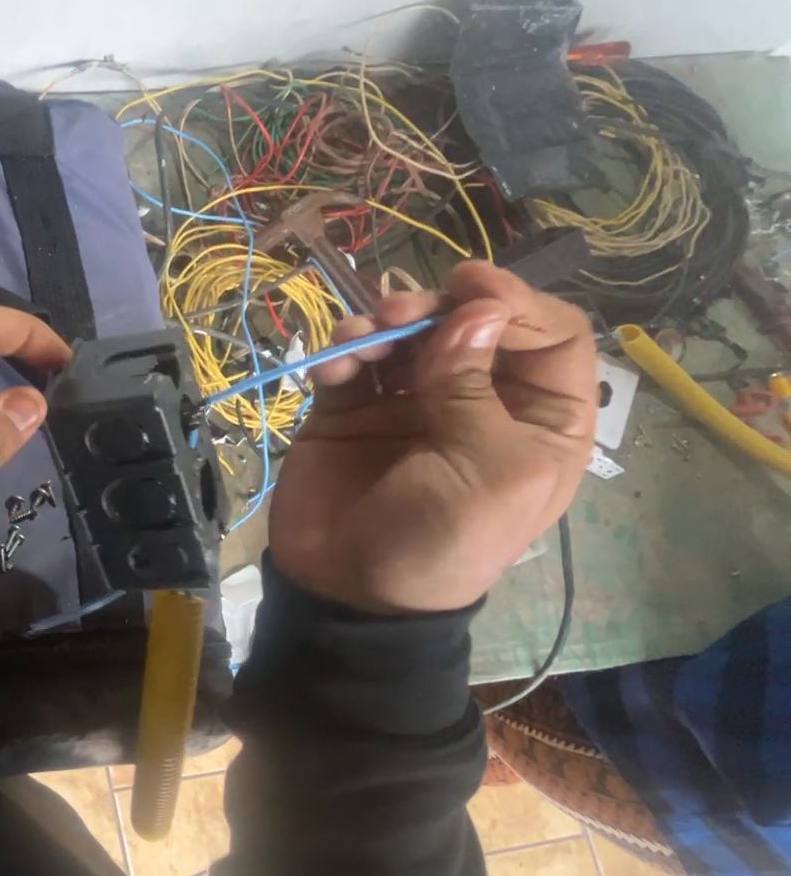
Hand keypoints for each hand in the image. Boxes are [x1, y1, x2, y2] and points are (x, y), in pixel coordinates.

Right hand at [268, 261, 597, 613]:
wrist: (349, 586)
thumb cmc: (440, 538)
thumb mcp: (486, 469)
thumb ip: (474, 391)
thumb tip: (470, 313)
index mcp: (537, 417)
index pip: (546, 335)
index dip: (513, 304)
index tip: (466, 289)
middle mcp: (474, 401)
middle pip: (468, 326)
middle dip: (435, 309)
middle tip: (399, 312)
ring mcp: (405, 405)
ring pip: (405, 338)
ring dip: (383, 325)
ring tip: (359, 336)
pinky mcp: (347, 413)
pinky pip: (349, 366)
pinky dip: (340, 355)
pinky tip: (331, 366)